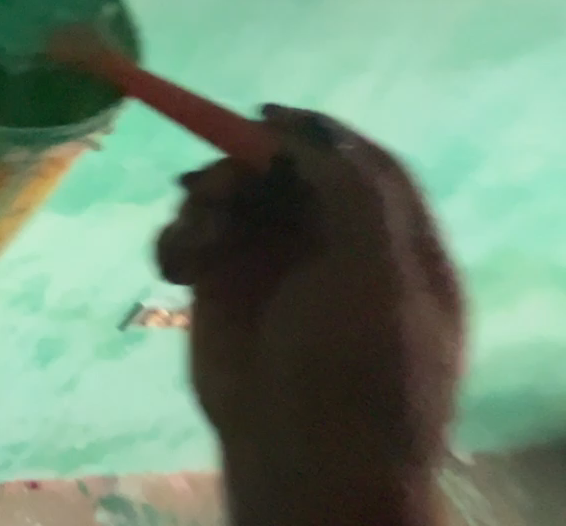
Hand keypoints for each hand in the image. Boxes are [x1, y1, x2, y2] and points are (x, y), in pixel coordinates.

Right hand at [156, 105, 463, 516]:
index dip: (316, 133)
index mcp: (391, 245)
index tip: (262, 116)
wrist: (298, 450)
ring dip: (201, 210)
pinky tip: (177, 271)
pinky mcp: (218, 280)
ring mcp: (270, 263)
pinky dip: (175, 242)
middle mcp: (331, 246)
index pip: (363, 166)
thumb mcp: (373, 277)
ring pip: (225, 199)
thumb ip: (350, 195)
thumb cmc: (356, 369)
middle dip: (240, 173)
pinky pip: (187, 234)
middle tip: (211, 190)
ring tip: (194, 247)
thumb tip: (306, 129)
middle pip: (279, 174)